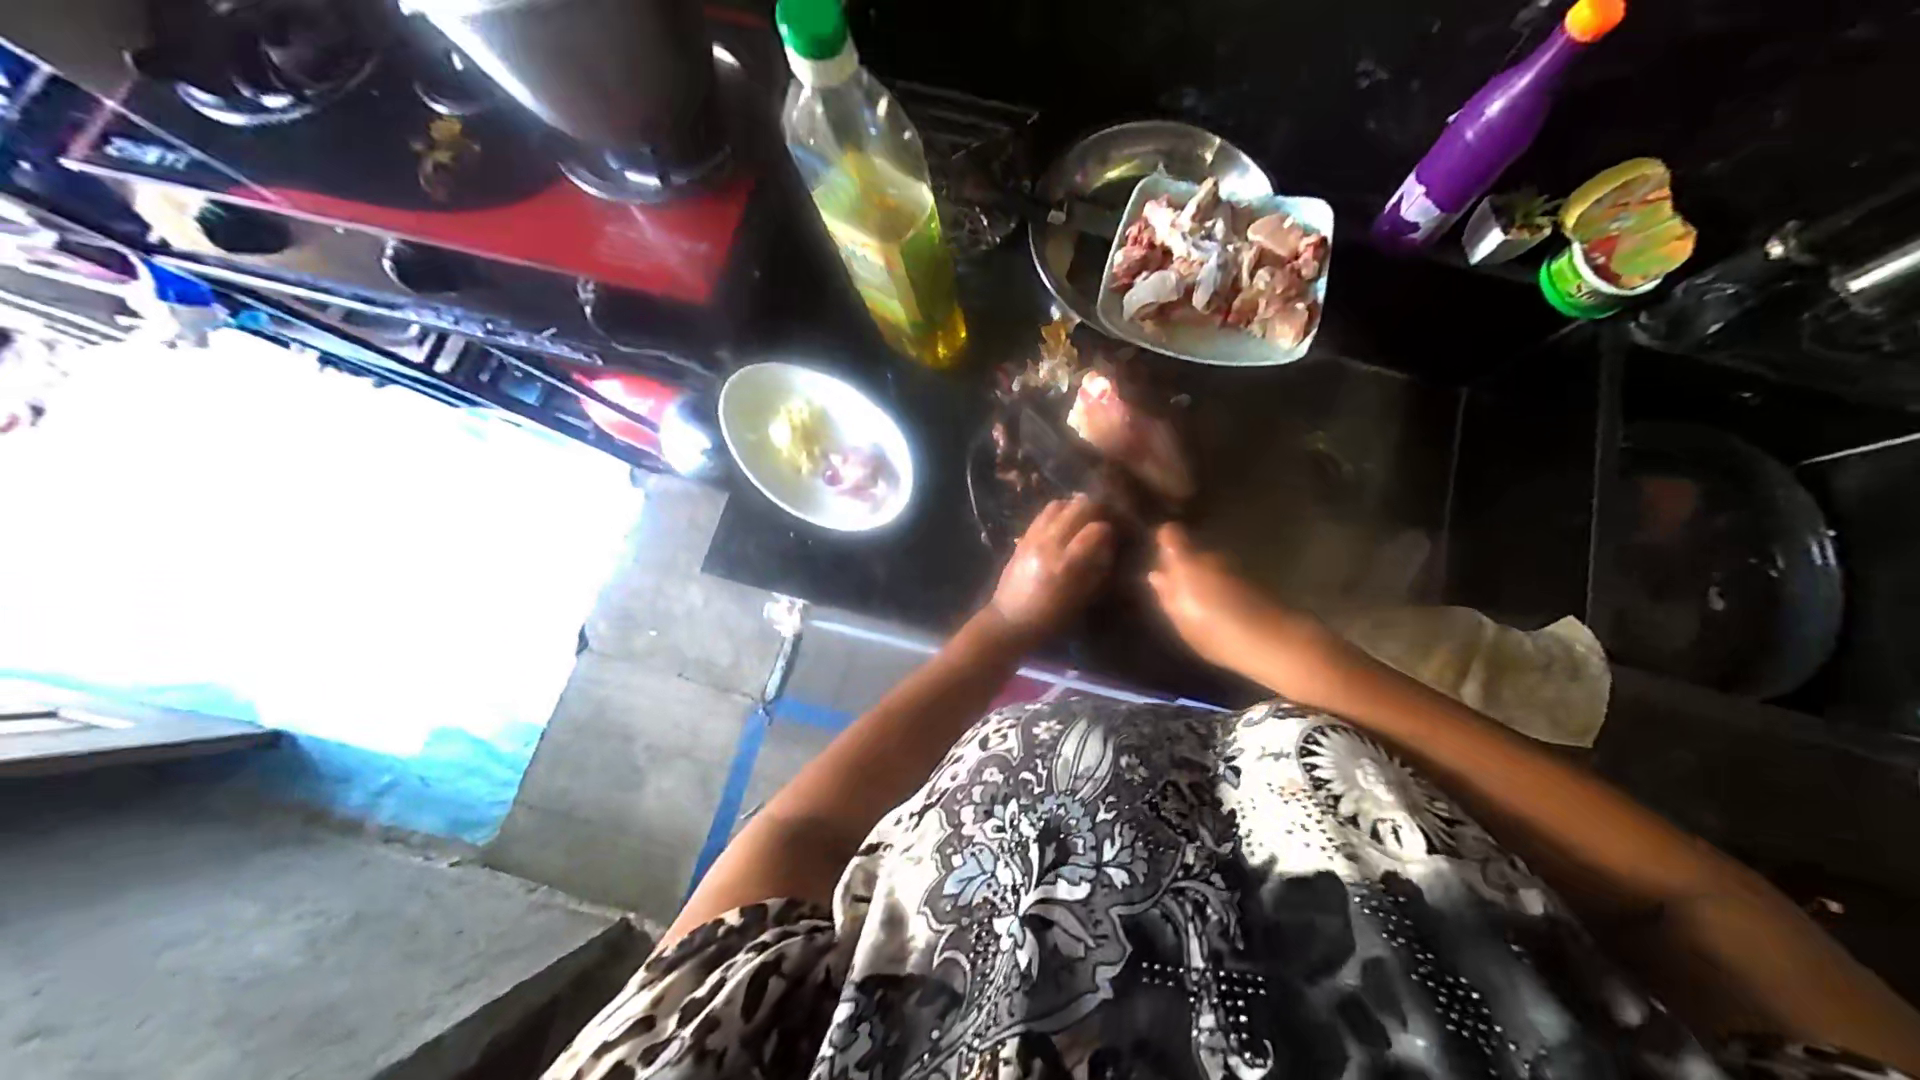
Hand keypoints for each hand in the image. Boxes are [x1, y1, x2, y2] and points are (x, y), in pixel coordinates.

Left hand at [984, 495, 1114, 647]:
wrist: (1010, 620)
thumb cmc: (1051, 617)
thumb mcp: (1082, 598)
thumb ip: (1098, 569)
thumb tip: (1108, 546)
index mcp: (1065, 563)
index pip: (1095, 530)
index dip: (1108, 529)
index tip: (1112, 536)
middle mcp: (1048, 544)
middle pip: (1077, 508)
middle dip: (1096, 509)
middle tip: (1103, 518)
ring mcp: (1033, 538)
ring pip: (1058, 505)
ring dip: (1075, 507)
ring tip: (1083, 517)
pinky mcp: (1023, 538)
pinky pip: (1043, 514)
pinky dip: (1058, 512)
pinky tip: (1065, 522)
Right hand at [1146, 523, 1329, 684]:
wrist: (1273, 642)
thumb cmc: (1217, 634)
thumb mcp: (1182, 621)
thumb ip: (1168, 595)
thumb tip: (1155, 575)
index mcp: (1187, 563)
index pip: (1171, 535)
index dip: (1165, 542)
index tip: (1162, 559)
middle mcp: (1210, 557)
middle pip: (1190, 554)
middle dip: (1183, 568)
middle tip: (1179, 596)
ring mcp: (1233, 567)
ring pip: (1208, 566)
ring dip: (1203, 580)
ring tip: (1201, 608)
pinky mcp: (1252, 579)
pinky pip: (1225, 578)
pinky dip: (1220, 589)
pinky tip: (1221, 612)